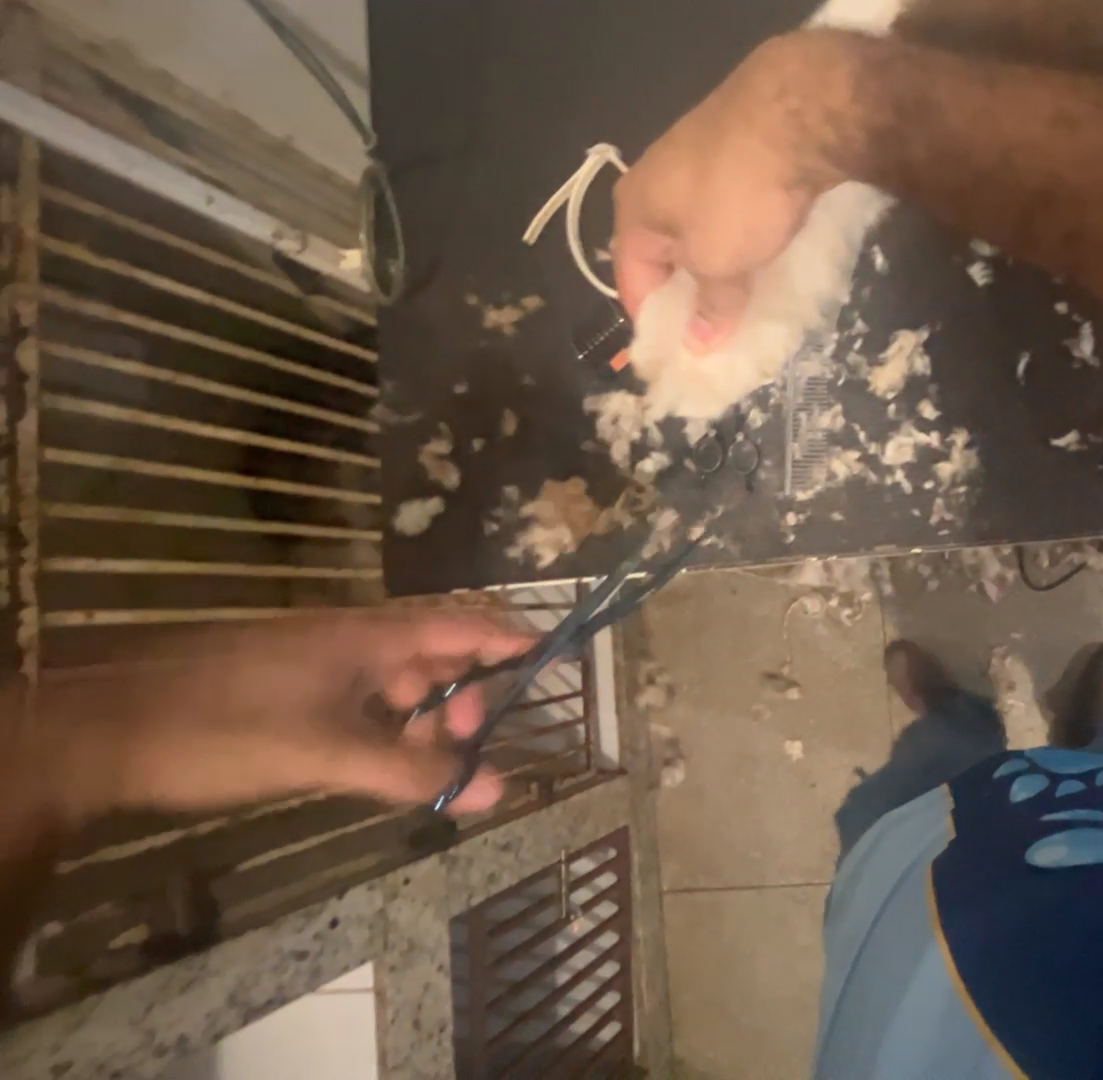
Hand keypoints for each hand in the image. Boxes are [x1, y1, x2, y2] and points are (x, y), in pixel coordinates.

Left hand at [36, 613, 535, 822]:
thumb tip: (498, 789)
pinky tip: (375, 756)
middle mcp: (355, 636)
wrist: (88, 735)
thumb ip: (415, 771)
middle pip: (438, 655)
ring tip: (419, 761)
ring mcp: (320, 657)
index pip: (466, 626)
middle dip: (463, 698)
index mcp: (372, 635)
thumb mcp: (327, 754)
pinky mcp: (292, 681)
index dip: (515, 640)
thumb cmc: (222, 729)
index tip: (557, 657)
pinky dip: (386, 723)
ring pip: (400, 679)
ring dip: (423, 717)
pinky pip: (365, 694)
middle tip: (463, 746)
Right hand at [611, 32, 849, 345]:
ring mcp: (698, 171)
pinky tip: (762, 273)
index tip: (676, 360)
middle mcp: (657, 187)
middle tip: (714, 343)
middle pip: (665, 261)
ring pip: (701, 242)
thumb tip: (697, 344)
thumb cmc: (737, 195)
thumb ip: (708, 305)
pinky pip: (732, 223)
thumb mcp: (717, 261)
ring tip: (741, 316)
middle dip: (687, 303)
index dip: (652, 323)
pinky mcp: (738, 163)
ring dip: (718, 278)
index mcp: (635, 211)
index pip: (631, 282)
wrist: (794, 117)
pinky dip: (742, 253)